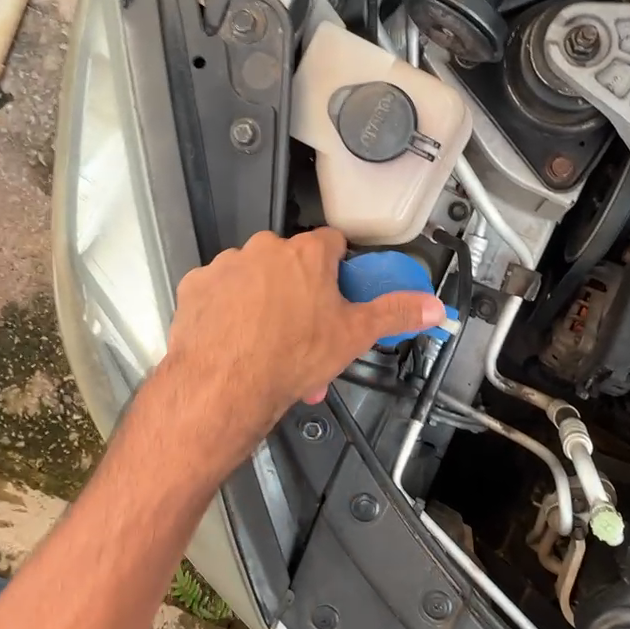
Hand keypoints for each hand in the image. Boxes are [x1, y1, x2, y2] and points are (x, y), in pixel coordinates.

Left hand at [158, 229, 444, 445]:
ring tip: (270, 346)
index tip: (338, 293)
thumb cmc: (289, 357)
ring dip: (265, 303)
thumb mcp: (354, 336)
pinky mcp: (196, 286)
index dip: (339, 269)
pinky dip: (229, 311)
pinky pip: (220, 292)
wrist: (224, 385)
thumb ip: (395, 314)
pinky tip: (238, 341)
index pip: (332, 243)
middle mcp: (265, 249)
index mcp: (307, 254)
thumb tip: (432, 306)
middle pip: (292, 263)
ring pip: (255, 278)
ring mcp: (227, 265)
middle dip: (301, 294)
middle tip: (307, 333)